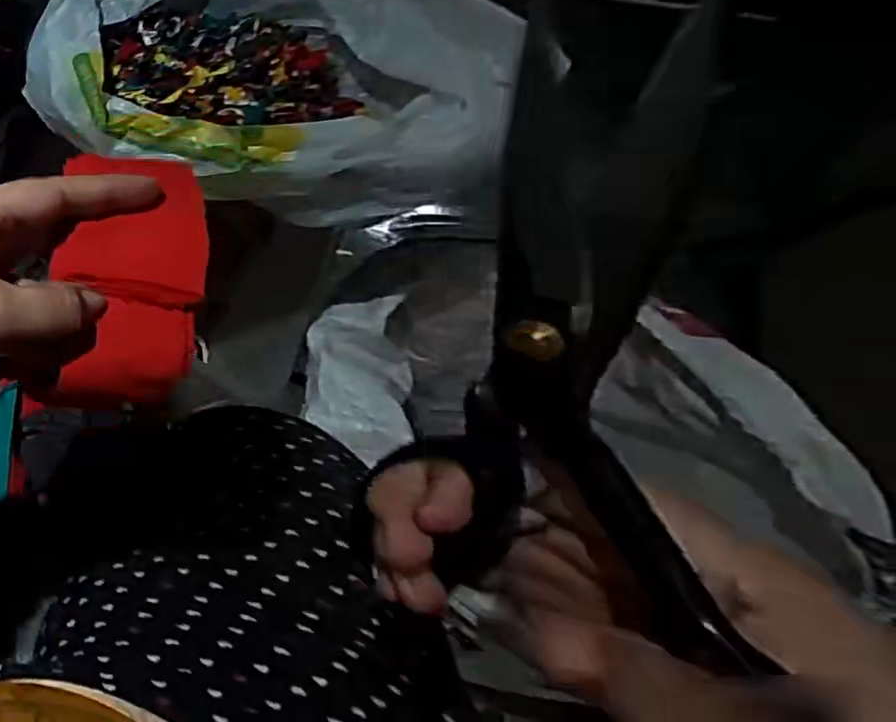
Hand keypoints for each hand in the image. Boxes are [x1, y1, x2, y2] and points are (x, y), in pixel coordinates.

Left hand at [0, 175, 163, 415]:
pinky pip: (21, 312)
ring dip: (70, 296)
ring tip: (114, 307)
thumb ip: (51, 308)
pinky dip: (43, 328)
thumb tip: (100, 304)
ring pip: (39, 278)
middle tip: (144, 247)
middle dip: (93, 242)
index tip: (154, 192)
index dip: (106, 193)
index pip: (55, 195)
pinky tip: (64, 348)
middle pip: (50, 233)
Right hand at [368, 461, 895, 719]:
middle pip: (494, 496)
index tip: (435, 516)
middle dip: (425, 506)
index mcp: (672, 539)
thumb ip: (660, 673)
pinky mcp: (564, 628)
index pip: (555, 474)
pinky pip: (483, 590)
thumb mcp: (777, 712)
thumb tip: (546, 643)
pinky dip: (433, 583)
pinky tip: (408, 594)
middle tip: (396, 550)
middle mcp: (612, 548)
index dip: (478, 475)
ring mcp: (584, 588)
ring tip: (396, 581)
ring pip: (472, 538)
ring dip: (416, 547)